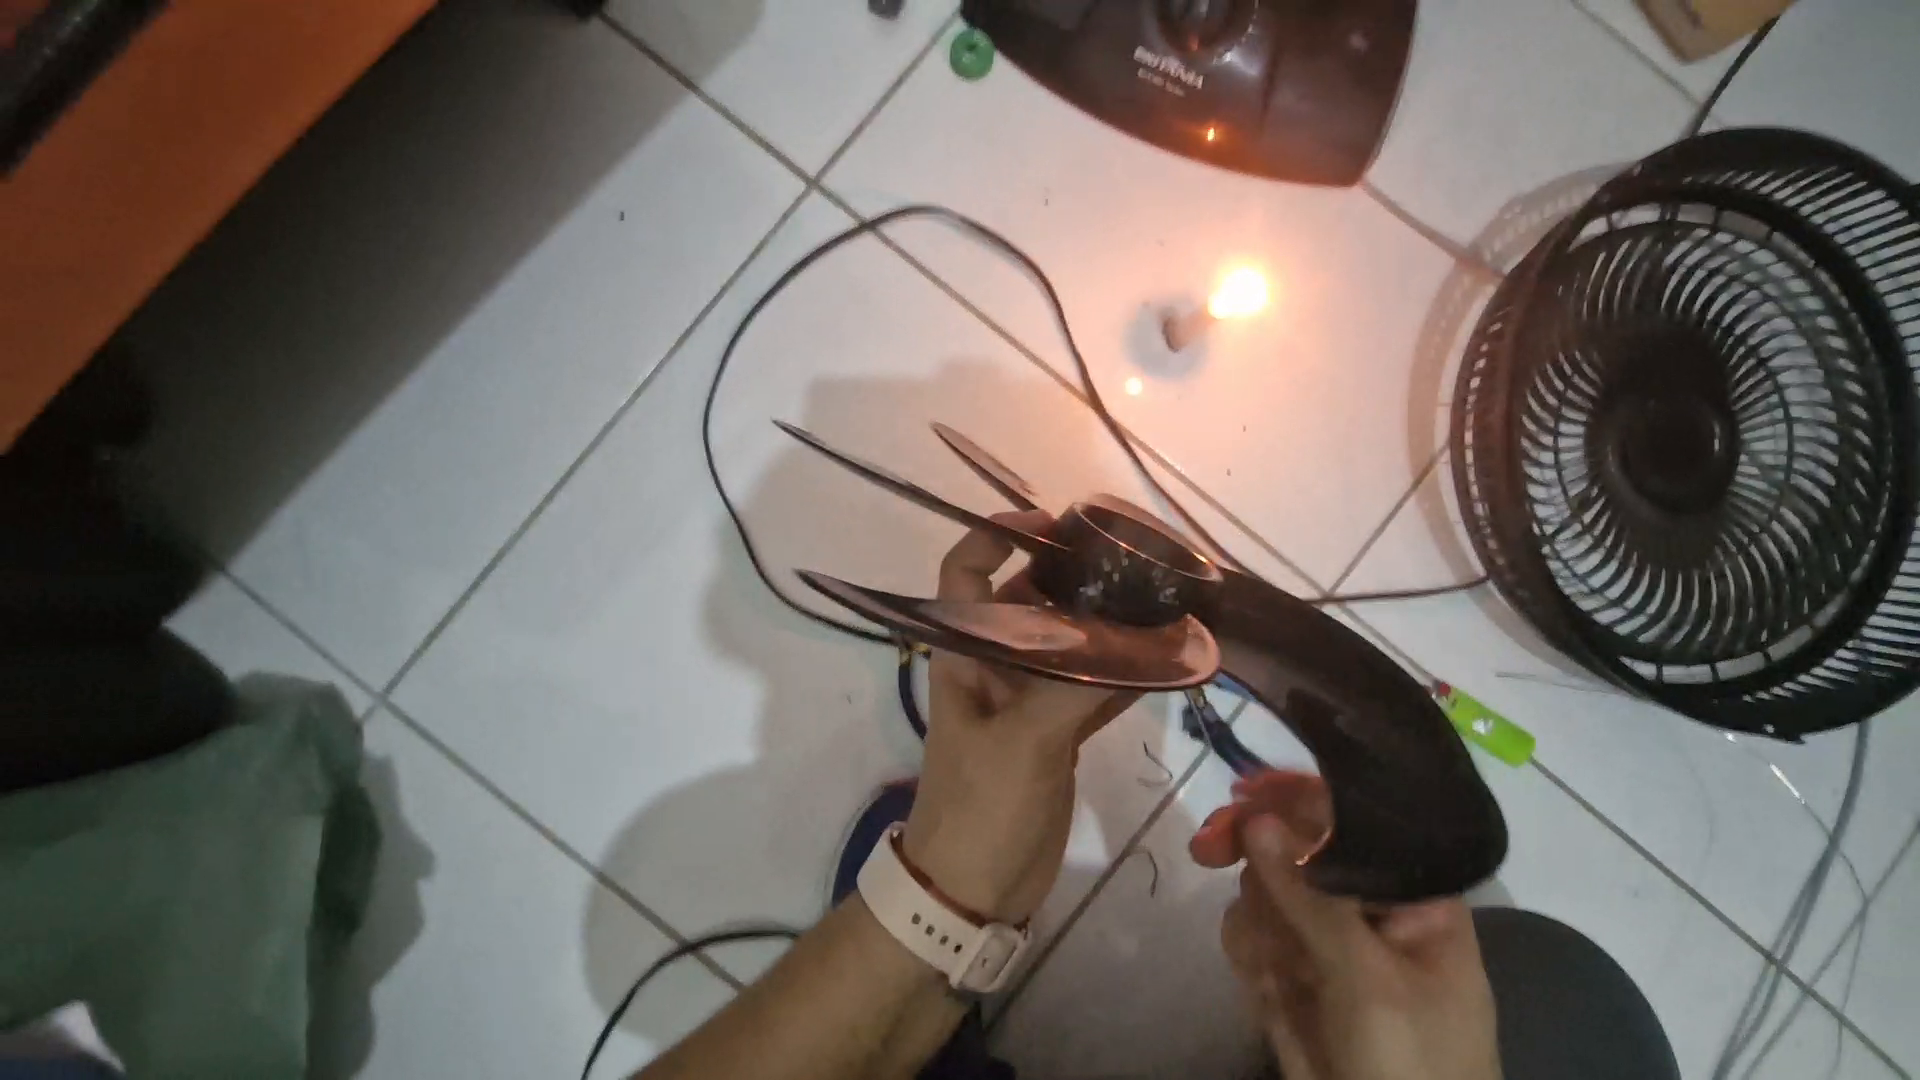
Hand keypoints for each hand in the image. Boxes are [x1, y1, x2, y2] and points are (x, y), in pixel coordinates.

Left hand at [901, 512, 1138, 924]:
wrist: (973, 888)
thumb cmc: (981, 804)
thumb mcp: (1023, 740)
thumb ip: (1079, 684)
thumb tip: (1144, 641)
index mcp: (964, 654)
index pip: (964, 573)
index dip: (996, 536)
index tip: (1051, 523)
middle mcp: (993, 665)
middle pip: (1026, 600)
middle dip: (1069, 575)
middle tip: (1127, 559)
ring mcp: (1027, 698)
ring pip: (1066, 642)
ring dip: (1103, 624)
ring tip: (1156, 598)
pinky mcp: (1056, 731)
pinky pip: (1093, 687)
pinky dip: (1123, 673)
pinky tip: (1166, 659)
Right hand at [1191, 771, 1501, 1079]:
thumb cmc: (1412, 1066)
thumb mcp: (1367, 978)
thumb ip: (1307, 894)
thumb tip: (1255, 817)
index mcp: (1412, 899)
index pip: (1353, 823)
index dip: (1300, 800)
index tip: (1245, 792)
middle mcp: (1365, 908)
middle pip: (1295, 846)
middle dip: (1253, 851)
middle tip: (1207, 848)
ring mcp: (1323, 941)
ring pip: (1263, 888)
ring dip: (1258, 921)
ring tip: (1277, 970)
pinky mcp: (1288, 972)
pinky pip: (1250, 933)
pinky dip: (1249, 953)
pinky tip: (1269, 989)